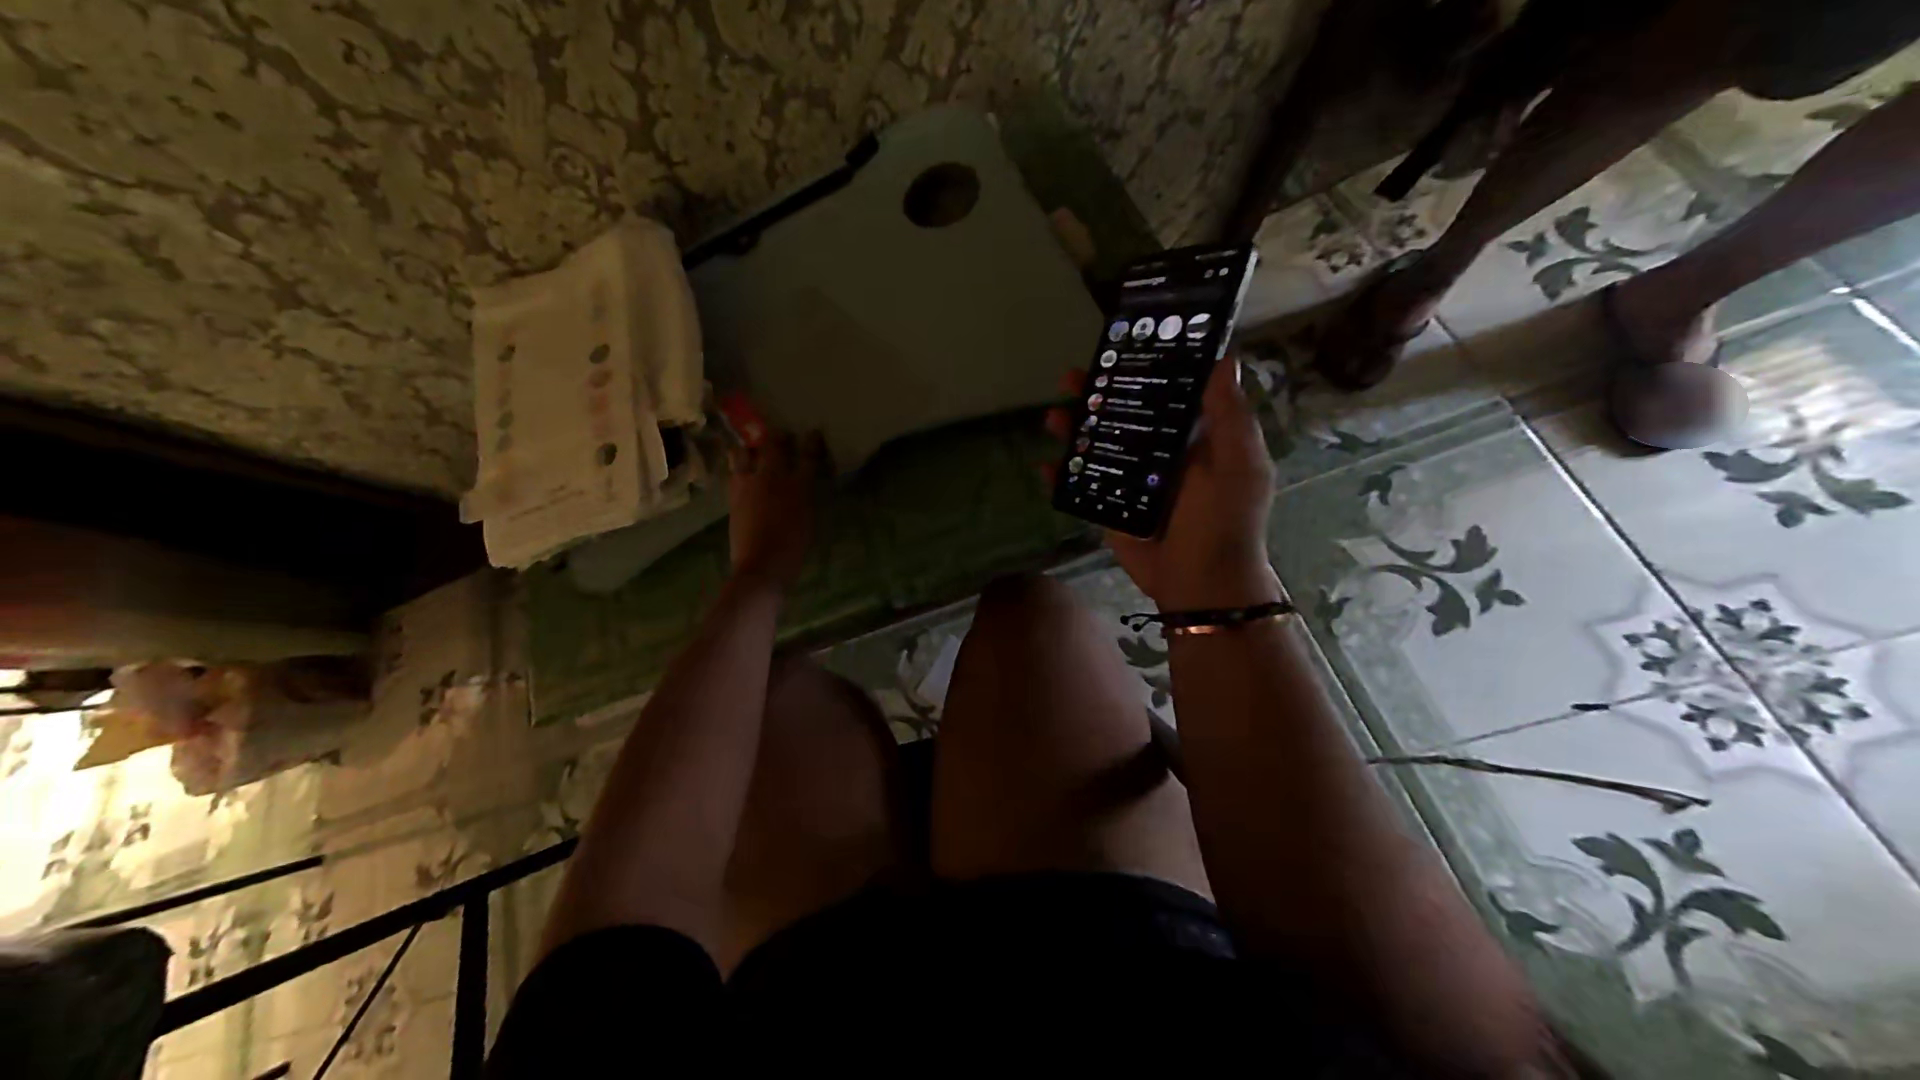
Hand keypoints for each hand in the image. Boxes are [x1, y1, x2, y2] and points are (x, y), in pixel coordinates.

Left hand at [727, 430, 825, 588]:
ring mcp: (748, 485)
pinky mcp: (733, 497)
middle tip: (781, 436)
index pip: (807, 455)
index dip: (811, 442)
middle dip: (778, 437)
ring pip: (744, 454)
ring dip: (750, 449)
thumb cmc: (794, 547)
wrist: (762, 565)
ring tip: (752, 450)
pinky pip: (734, 473)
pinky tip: (740, 470)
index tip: (814, 434)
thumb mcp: (809, 519)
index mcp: (798, 484)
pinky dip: (738, 467)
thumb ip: (806, 496)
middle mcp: (772, 478)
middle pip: (772, 446)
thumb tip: (802, 485)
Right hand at [1046, 358, 1281, 610]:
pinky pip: (1082, 487)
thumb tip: (1225, 360)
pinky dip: (1060, 478)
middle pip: (1122, 416)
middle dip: (1096, 397)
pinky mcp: (1110, 509)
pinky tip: (1043, 467)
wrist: (1201, 583)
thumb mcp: (1240, 465)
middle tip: (1069, 378)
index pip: (1165, 395)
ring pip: (1097, 446)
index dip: (1143, 371)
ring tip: (1051, 417)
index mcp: (1193, 440)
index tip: (1119, 349)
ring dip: (1072, 430)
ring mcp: (1131, 482)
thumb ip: (1230, 417)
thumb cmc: (1225, 521)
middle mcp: (1159, 455)